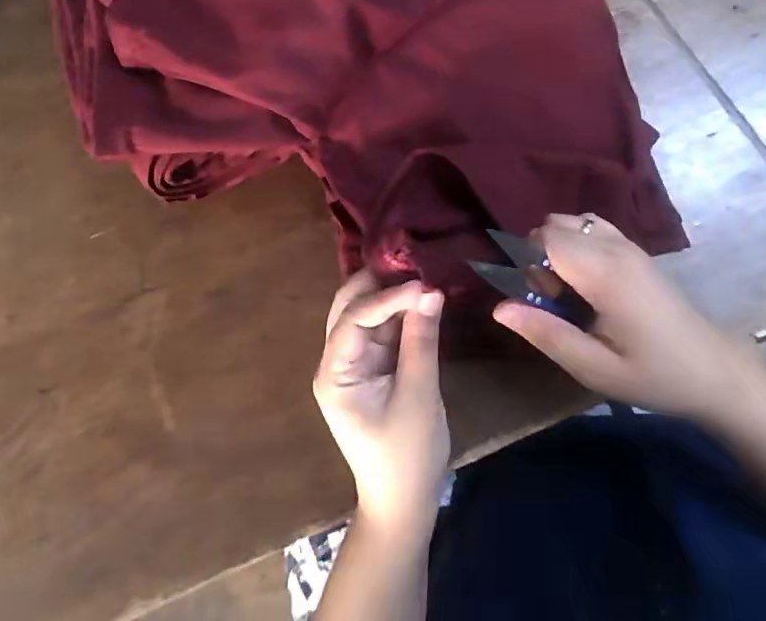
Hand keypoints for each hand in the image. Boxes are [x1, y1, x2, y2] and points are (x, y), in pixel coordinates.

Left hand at [312, 271, 449, 534]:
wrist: (404, 502)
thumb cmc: (407, 455)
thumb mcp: (419, 396)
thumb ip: (421, 340)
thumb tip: (431, 291)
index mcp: (334, 374)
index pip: (353, 319)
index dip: (387, 297)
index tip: (423, 284)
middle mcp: (337, 361)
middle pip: (348, 307)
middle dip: (378, 283)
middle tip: (415, 264)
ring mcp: (354, 362)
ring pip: (364, 312)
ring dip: (390, 293)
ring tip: (421, 272)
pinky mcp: (373, 366)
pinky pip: (381, 328)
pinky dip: (399, 310)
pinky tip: (420, 295)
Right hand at [493, 213, 764, 420]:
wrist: (715, 372)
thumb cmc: (654, 375)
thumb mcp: (594, 368)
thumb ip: (545, 334)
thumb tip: (499, 307)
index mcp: (604, 272)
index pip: (545, 237)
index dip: (529, 264)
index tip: (544, 300)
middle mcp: (614, 246)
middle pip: (553, 224)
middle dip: (540, 256)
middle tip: (558, 302)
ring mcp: (628, 244)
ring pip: (571, 221)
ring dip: (558, 248)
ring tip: (572, 291)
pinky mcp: (636, 250)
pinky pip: (591, 227)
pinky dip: (577, 244)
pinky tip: (588, 282)